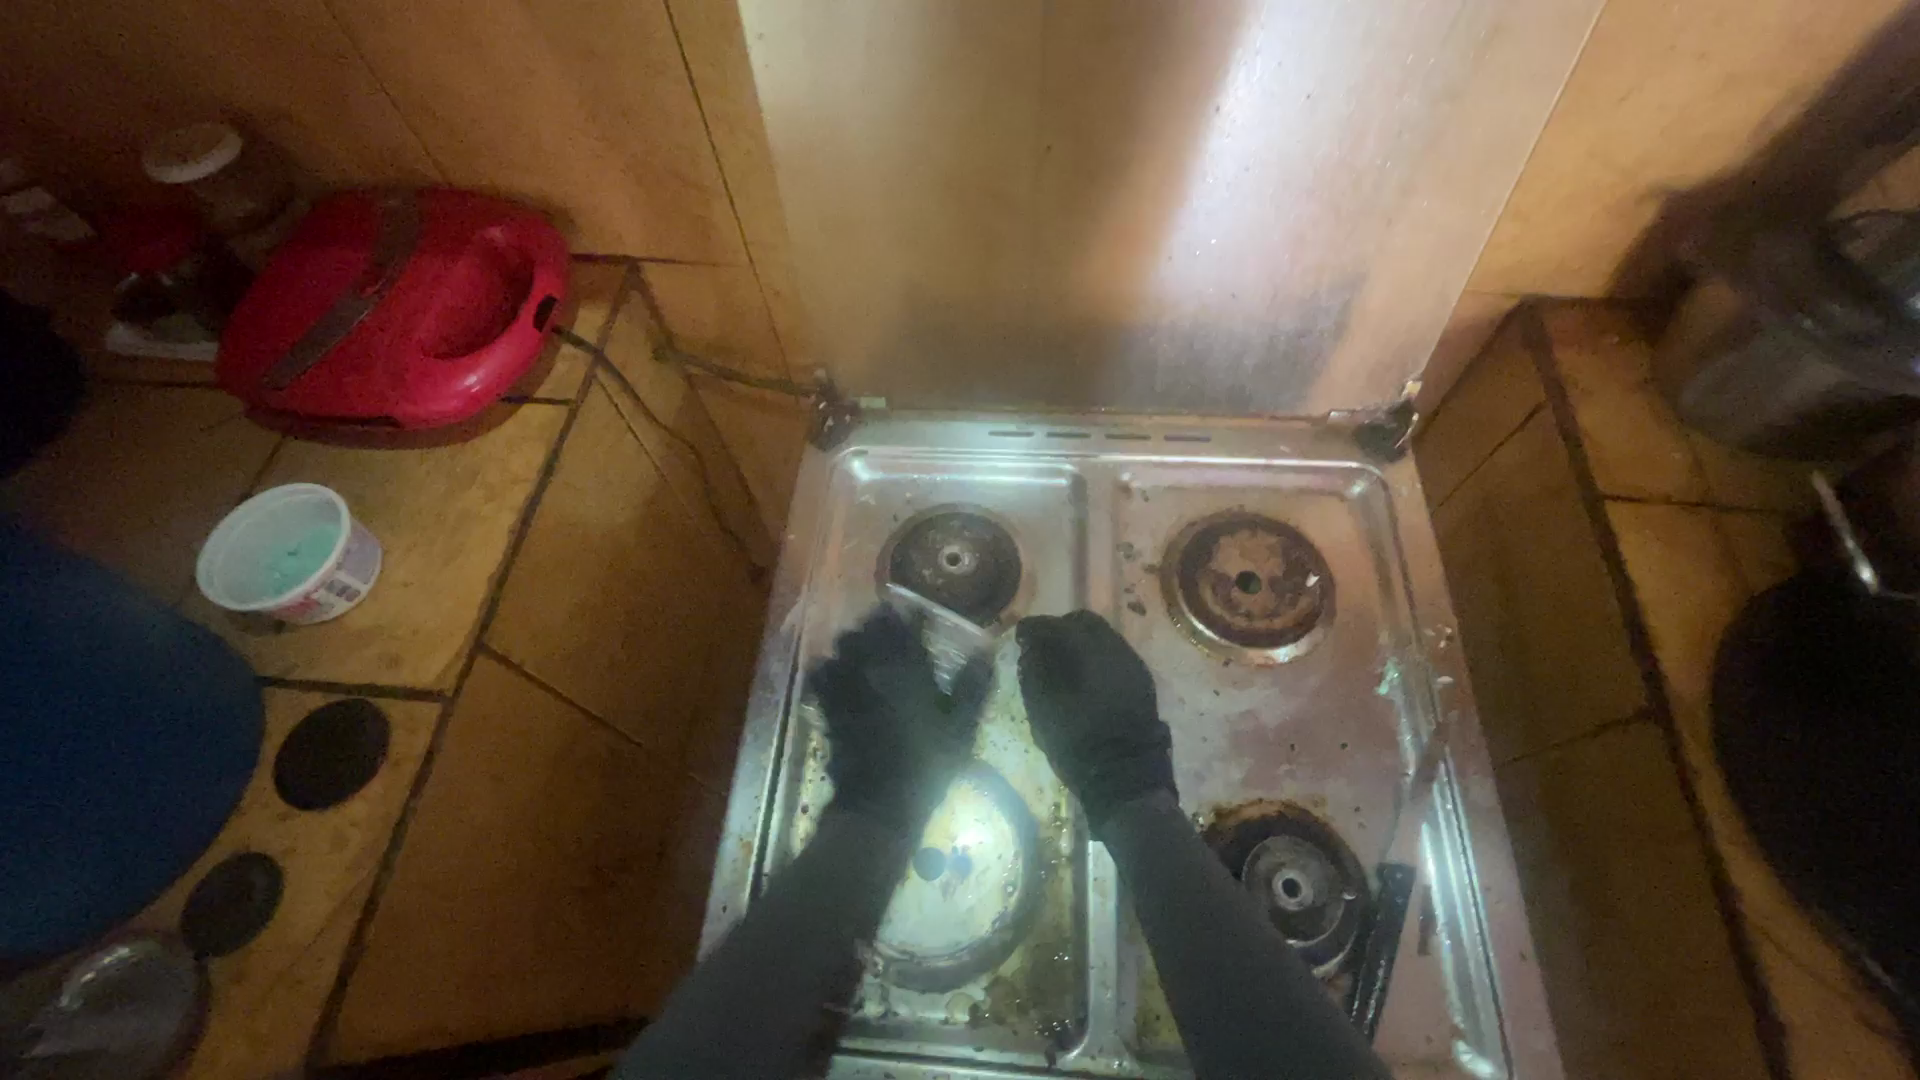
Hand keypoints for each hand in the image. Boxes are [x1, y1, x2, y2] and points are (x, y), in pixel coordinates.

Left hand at [807, 605, 992, 831]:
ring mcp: (848, 686)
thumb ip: (973, 687)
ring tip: (861, 644)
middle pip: (870, 630)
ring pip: (844, 647)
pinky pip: (822, 674)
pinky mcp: (829, 706)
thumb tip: (986, 651)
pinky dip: (827, 667)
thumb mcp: (962, 728)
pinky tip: (834, 671)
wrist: (881, 803)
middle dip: (879, 623)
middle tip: (888, 626)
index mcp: (910, 669)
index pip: (910, 626)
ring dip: (853, 641)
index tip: (918, 612)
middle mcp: (876, 669)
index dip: (913, 616)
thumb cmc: (928, 764)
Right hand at [1015, 610, 1175, 834]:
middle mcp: (1115, 650)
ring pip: (1103, 635)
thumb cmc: (1079, 745)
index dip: (1034, 628)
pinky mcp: (1142, 679)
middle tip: (1041, 645)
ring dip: (1080, 641)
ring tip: (1063, 660)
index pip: (1056, 626)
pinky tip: (1086, 675)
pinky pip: (1115, 652)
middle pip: (1084, 622)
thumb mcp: (1044, 711)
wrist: (1127, 777)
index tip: (1020, 636)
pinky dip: (1097, 655)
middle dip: (1060, 628)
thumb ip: (1034, 673)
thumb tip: (1030, 649)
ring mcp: (1133, 663)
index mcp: (1089, 654)